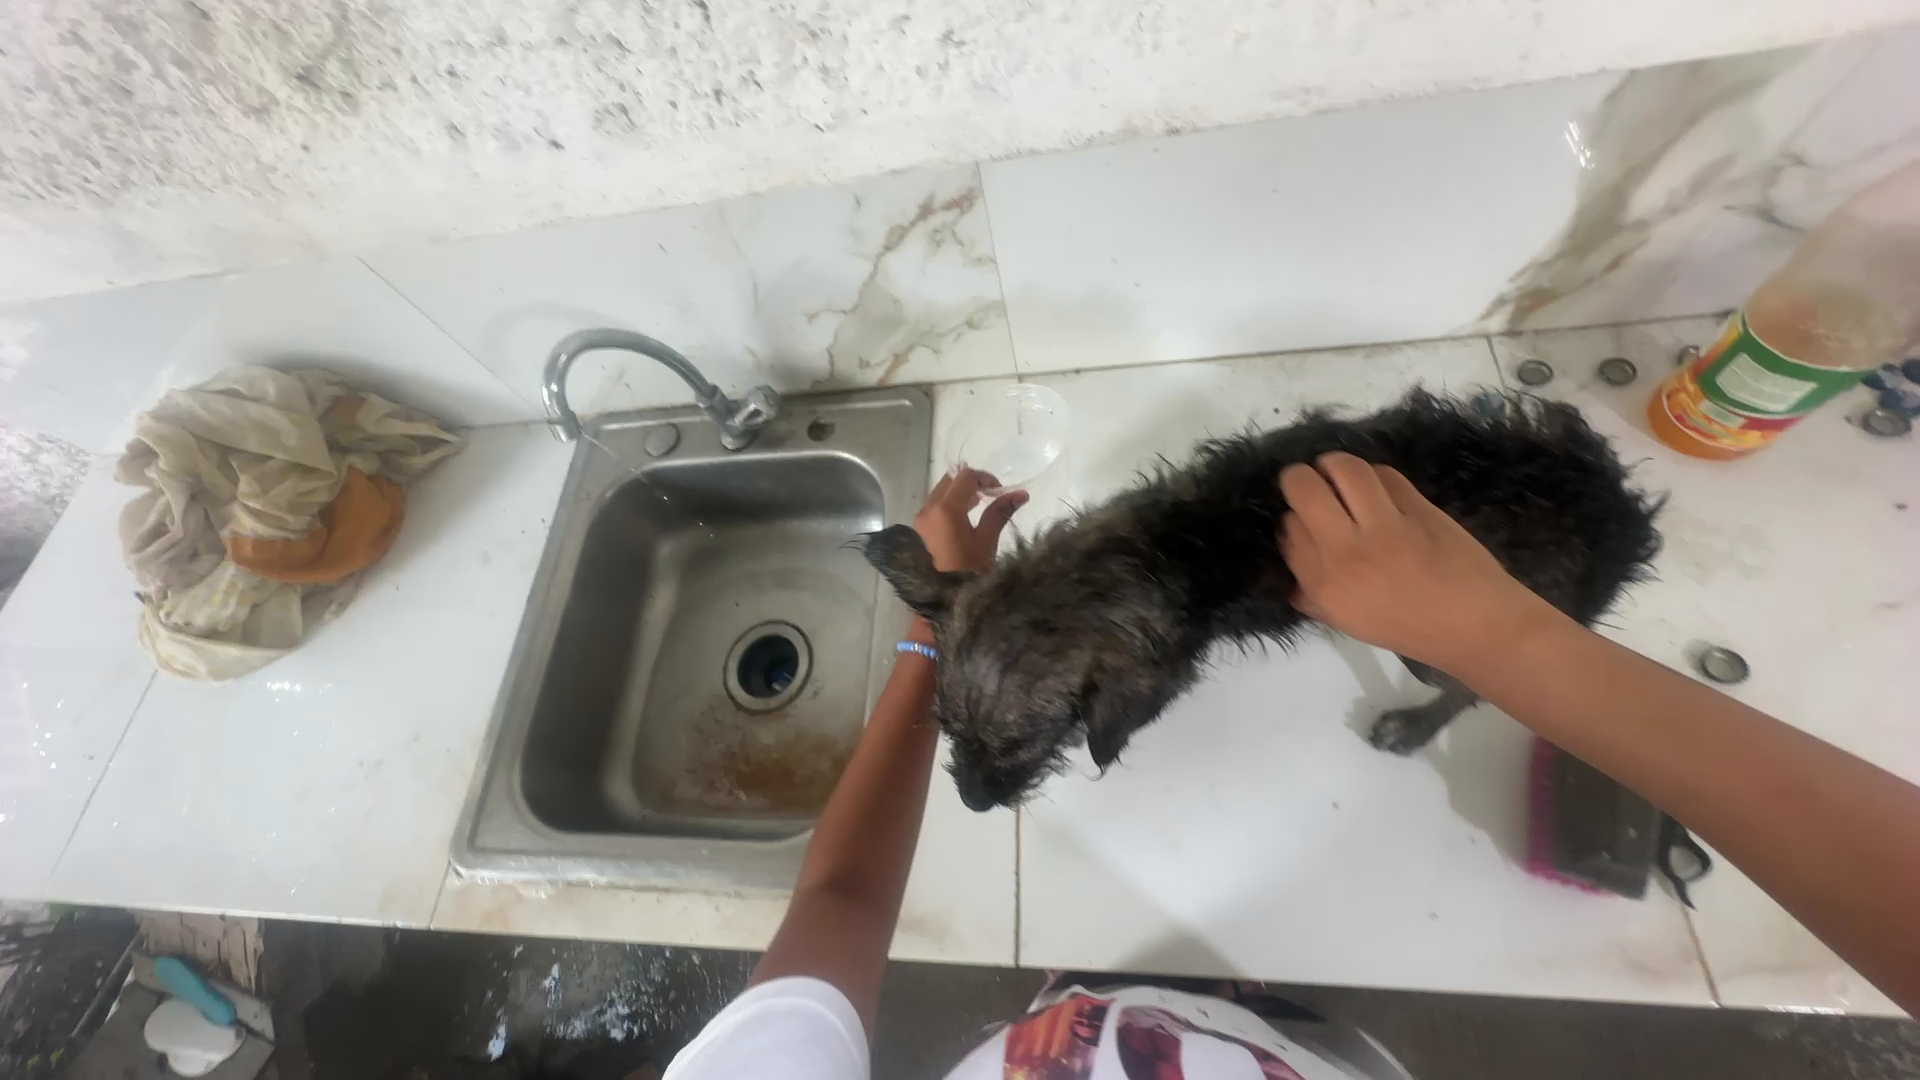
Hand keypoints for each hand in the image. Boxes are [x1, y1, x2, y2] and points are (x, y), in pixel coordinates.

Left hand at [914, 467, 1027, 573]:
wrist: (943, 599)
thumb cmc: (968, 571)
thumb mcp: (987, 540)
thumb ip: (1000, 512)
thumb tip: (1021, 494)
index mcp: (946, 509)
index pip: (965, 477)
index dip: (985, 478)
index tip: (999, 491)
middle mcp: (928, 509)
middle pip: (950, 480)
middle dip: (971, 483)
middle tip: (989, 496)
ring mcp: (920, 519)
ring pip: (940, 492)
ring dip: (960, 493)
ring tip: (978, 506)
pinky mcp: (917, 529)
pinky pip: (934, 506)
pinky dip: (949, 504)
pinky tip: (963, 517)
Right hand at [1277, 452, 1562, 673]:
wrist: (1474, 625)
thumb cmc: (1404, 628)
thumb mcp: (1342, 620)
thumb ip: (1309, 593)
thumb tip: (1291, 567)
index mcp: (1323, 583)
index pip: (1287, 529)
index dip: (1289, 518)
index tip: (1301, 522)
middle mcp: (1346, 550)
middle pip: (1304, 489)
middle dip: (1296, 477)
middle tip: (1305, 482)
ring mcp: (1385, 526)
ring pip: (1344, 470)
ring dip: (1332, 463)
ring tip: (1332, 470)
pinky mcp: (1419, 509)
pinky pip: (1385, 475)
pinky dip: (1371, 473)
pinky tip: (1372, 484)